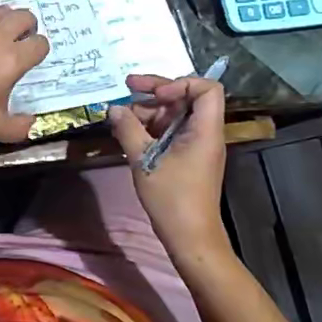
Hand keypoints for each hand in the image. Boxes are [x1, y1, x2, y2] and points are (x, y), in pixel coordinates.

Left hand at [0, 7, 47, 142]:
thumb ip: (19, 128)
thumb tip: (31, 123)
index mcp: (11, 60)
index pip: (40, 43)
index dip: (40, 52)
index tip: (31, 63)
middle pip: (25, 16)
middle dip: (30, 28)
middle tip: (21, 44)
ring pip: (2, 10)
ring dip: (9, 21)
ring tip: (2, 38)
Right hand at [107, 73, 231, 256]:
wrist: (191, 238)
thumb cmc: (172, 199)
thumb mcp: (144, 161)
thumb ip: (128, 129)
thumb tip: (114, 109)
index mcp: (205, 130)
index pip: (206, 88)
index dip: (180, 84)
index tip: (155, 95)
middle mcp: (206, 133)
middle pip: (188, 98)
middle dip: (157, 92)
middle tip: (128, 87)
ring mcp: (198, 146)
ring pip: (177, 115)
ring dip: (151, 111)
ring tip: (123, 118)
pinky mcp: (190, 158)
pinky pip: (173, 132)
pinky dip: (153, 128)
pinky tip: (131, 133)